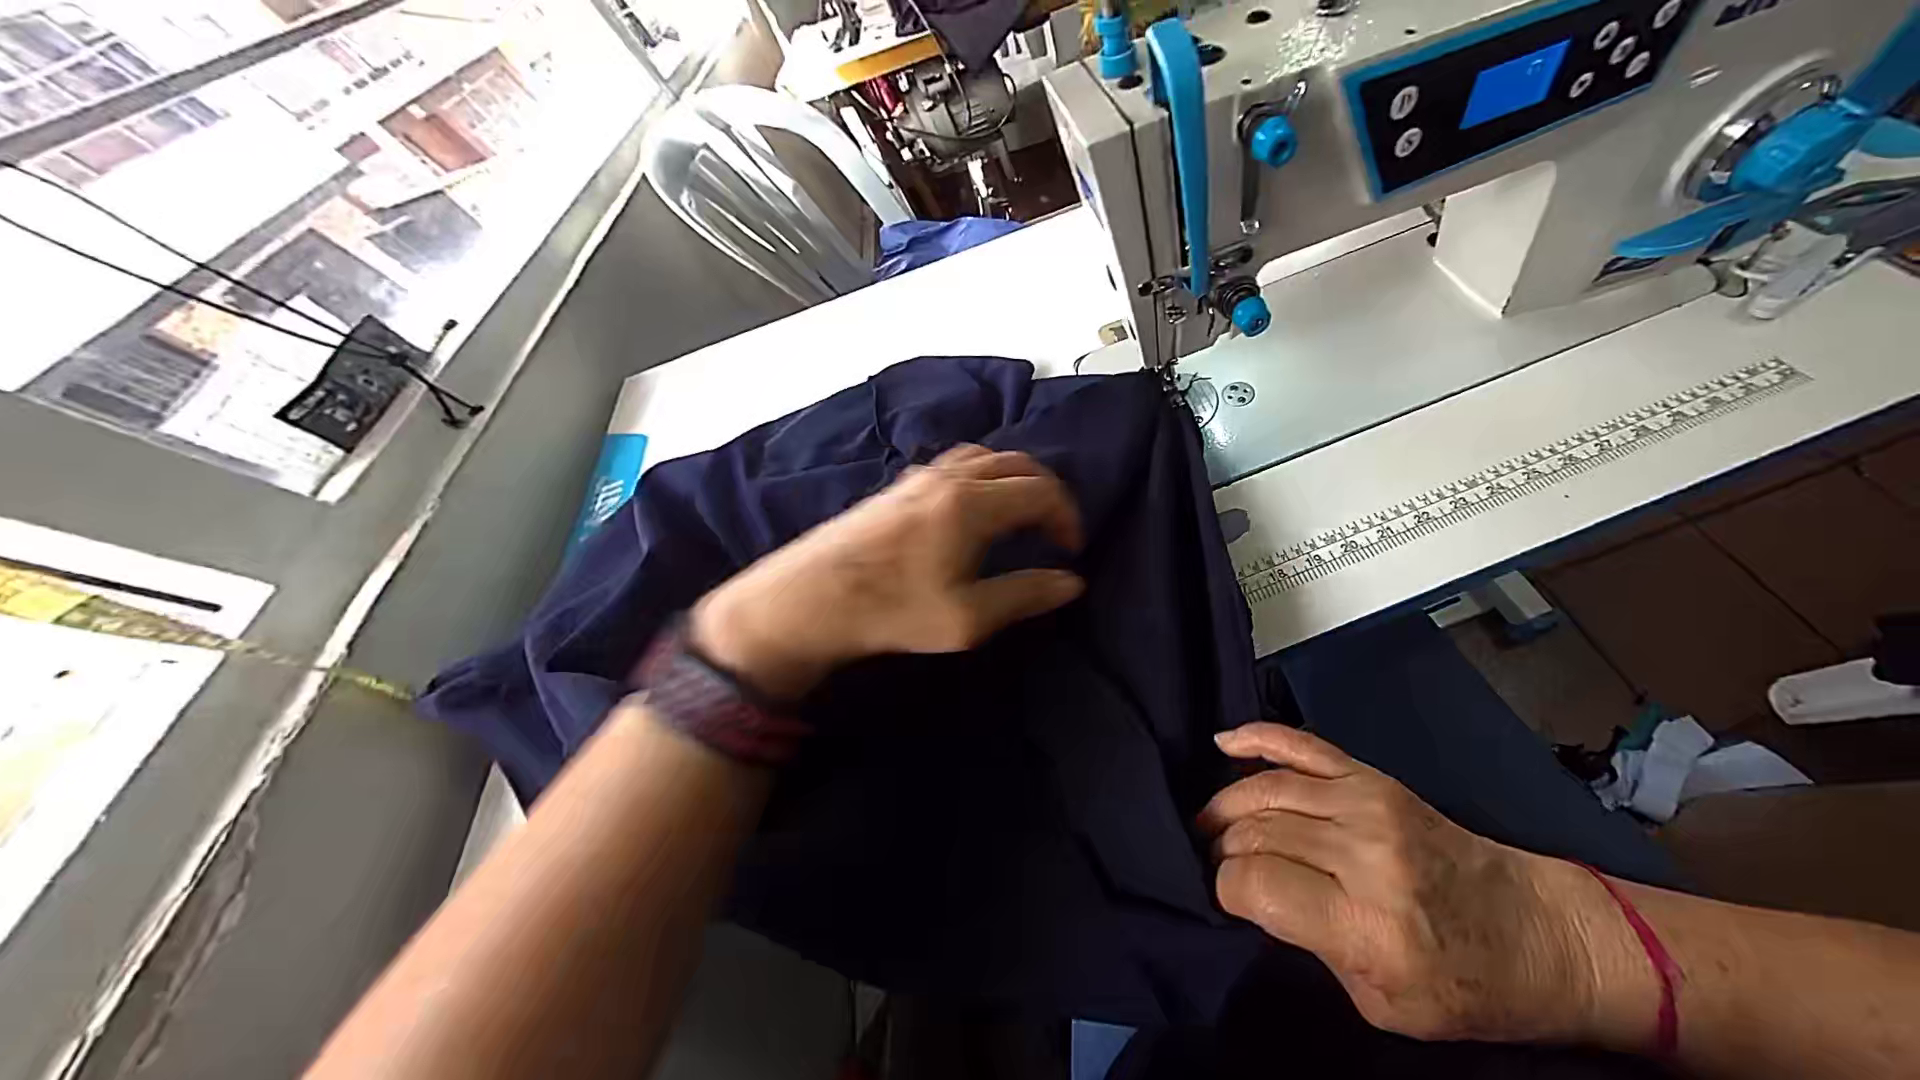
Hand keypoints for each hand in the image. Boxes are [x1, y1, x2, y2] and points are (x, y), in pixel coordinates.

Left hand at [689, 444, 1085, 699]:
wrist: (810, 597)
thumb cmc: (891, 610)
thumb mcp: (966, 618)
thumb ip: (1024, 595)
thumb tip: (1071, 582)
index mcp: (972, 504)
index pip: (1040, 491)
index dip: (1066, 516)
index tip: (1070, 548)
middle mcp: (949, 478)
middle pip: (1016, 463)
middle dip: (1046, 491)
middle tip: (1053, 528)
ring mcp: (919, 477)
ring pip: (984, 456)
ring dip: (1013, 477)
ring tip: (1020, 513)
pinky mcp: (897, 486)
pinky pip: (955, 463)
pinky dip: (982, 474)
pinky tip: (973, 507)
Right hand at [1199, 723, 1645, 1044]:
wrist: (1540, 933)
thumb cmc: (1464, 986)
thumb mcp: (1380, 1003)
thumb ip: (1307, 943)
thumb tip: (1248, 891)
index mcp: (1366, 923)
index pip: (1252, 883)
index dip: (1224, 888)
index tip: (1228, 898)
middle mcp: (1363, 853)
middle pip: (1252, 832)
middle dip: (1221, 848)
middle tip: (1214, 863)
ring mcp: (1368, 803)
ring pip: (1263, 789)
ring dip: (1226, 806)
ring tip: (1211, 826)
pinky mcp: (1372, 778)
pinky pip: (1300, 745)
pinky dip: (1257, 738)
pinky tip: (1223, 743)